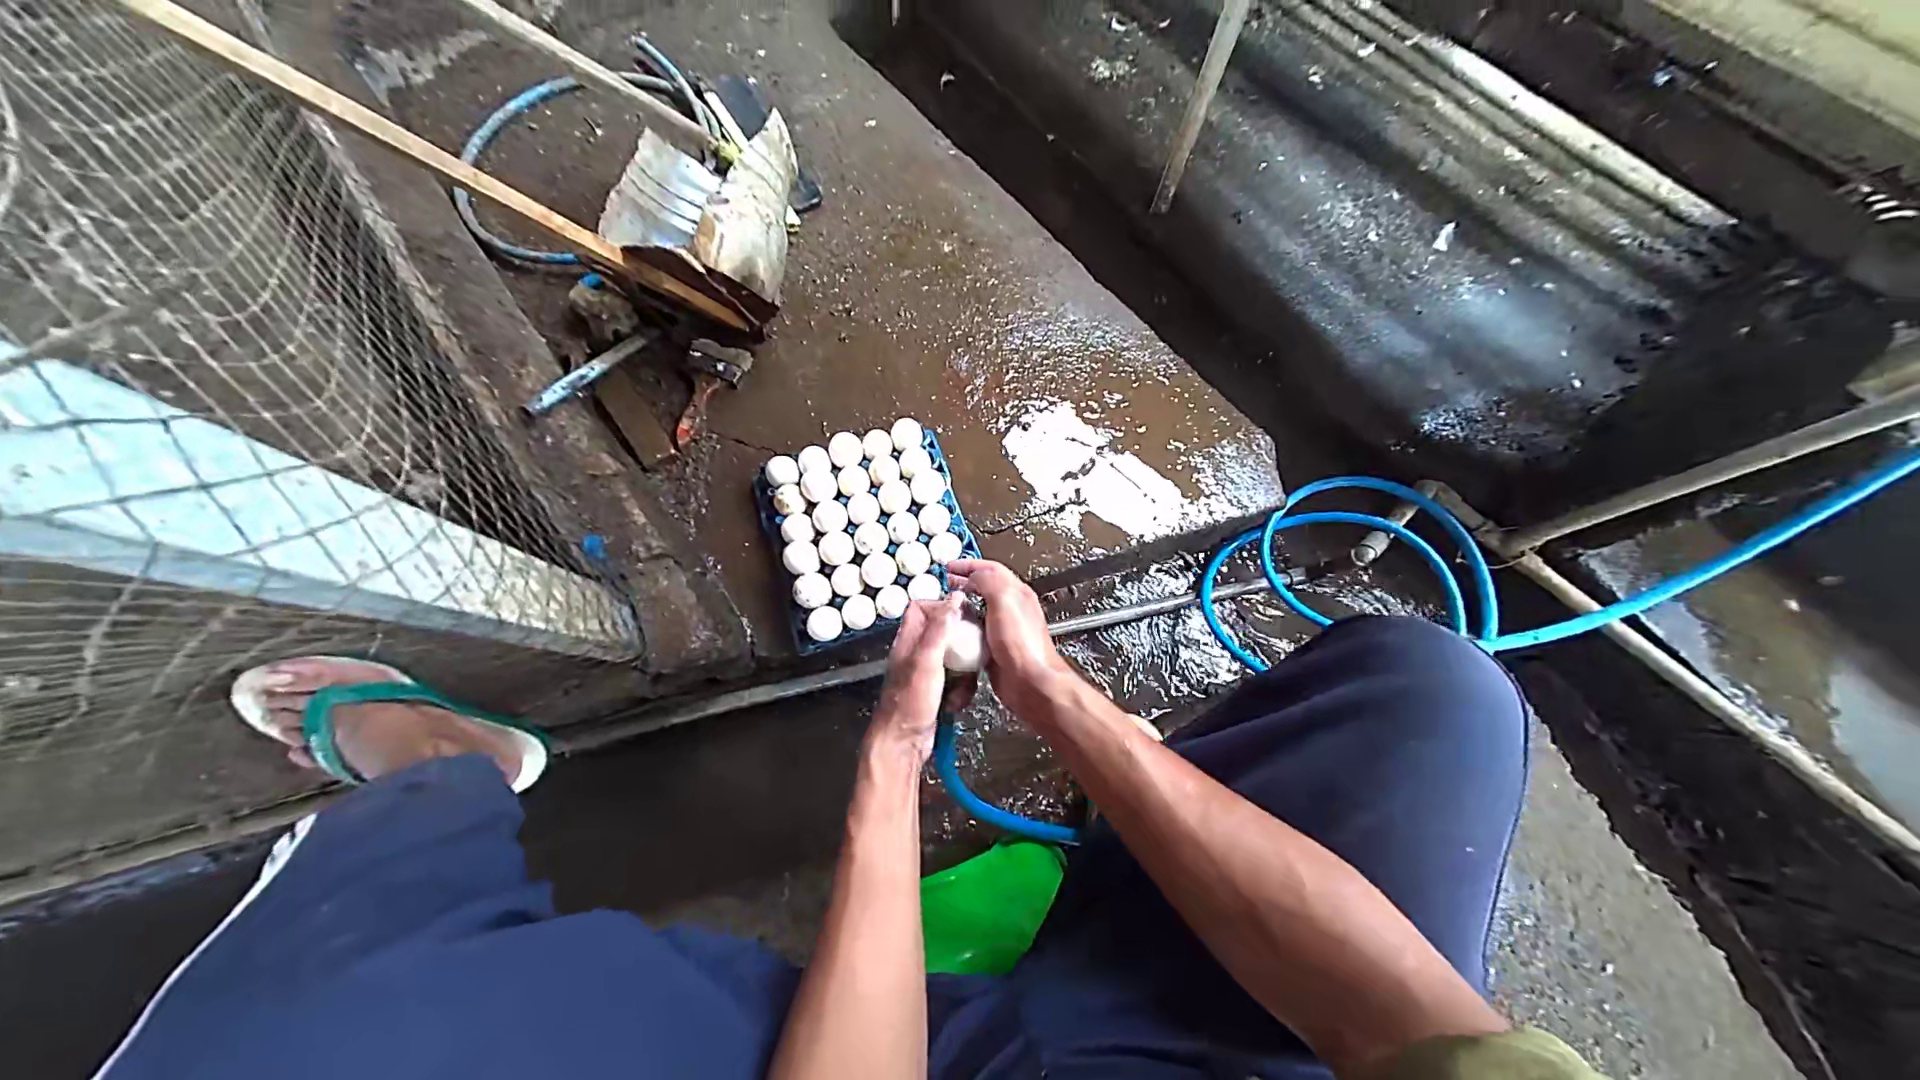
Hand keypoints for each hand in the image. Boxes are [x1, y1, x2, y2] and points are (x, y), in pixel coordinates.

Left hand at [866, 594, 962, 764]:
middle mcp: (916, 653)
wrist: (903, 744)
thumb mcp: (927, 661)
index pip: (921, 607)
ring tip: (960, 686)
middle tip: (970, 653)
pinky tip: (956, 702)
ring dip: (964, 672)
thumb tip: (954, 601)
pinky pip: (958, 680)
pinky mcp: (937, 690)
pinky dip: (962, 690)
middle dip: (961, 644)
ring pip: (955, 657)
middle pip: (944, 632)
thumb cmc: (908, 704)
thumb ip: (940, 629)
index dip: (942, 606)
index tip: (962, 614)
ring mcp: (927, 673)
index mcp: (908, 641)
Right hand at [943, 559, 1069, 714]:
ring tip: (946, 605)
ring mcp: (1004, 630)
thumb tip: (974, 576)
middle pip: (986, 588)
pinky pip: (976, 634)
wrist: (1030, 683)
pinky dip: (963, 630)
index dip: (970, 565)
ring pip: (979, 611)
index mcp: (1018, 594)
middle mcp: (1013, 610)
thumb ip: (988, 581)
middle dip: (964, 582)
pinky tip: (954, 632)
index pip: (992, 569)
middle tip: (947, 582)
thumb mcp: (1004, 601)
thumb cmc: (1024, 646)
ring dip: (962, 606)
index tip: (951, 566)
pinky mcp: (996, 649)